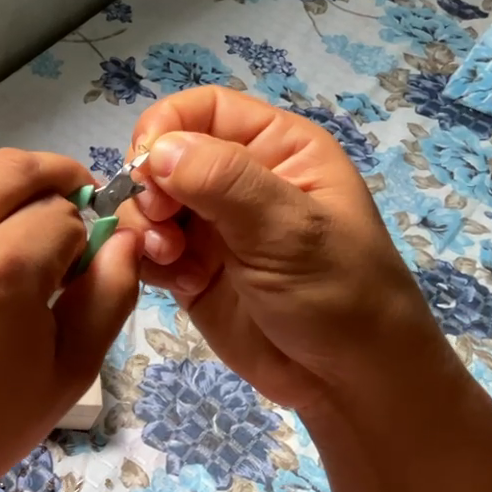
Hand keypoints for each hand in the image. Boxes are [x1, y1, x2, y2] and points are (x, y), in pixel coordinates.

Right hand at [121, 86, 447, 409]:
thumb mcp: (289, 230)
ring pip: (147, 204)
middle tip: (162, 224)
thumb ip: (224, 182)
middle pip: (162, 157)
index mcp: (276, 149)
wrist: (346, 381)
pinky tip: (180, 284)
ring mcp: (210, 226)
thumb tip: (156, 149)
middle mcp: (237, 180)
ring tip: (174, 262)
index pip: (202, 110)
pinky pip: (147, 248)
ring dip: (147, 229)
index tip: (145, 167)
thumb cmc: (339, 294)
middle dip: (150, 188)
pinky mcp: (190, 268)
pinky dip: (149, 262)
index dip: (165, 128)